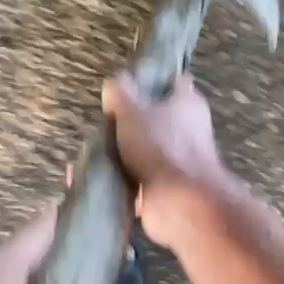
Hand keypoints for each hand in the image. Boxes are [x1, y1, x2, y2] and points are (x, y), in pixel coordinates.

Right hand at [102, 72, 231, 245]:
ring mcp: (178, 163)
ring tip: (95, 155)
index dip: (152, 82)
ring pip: (146, 153)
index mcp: (188, 104)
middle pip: (157, 120)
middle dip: (131, 123)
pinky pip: (139, 182)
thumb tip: (114, 83)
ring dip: (123, 156)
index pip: (174, 83)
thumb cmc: (160, 145)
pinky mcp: (167, 190)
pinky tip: (97, 181)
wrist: (180, 202)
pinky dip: (121, 182)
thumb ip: (120, 92)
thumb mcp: (132, 109)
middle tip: (105, 125)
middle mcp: (188, 131)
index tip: (128, 87)